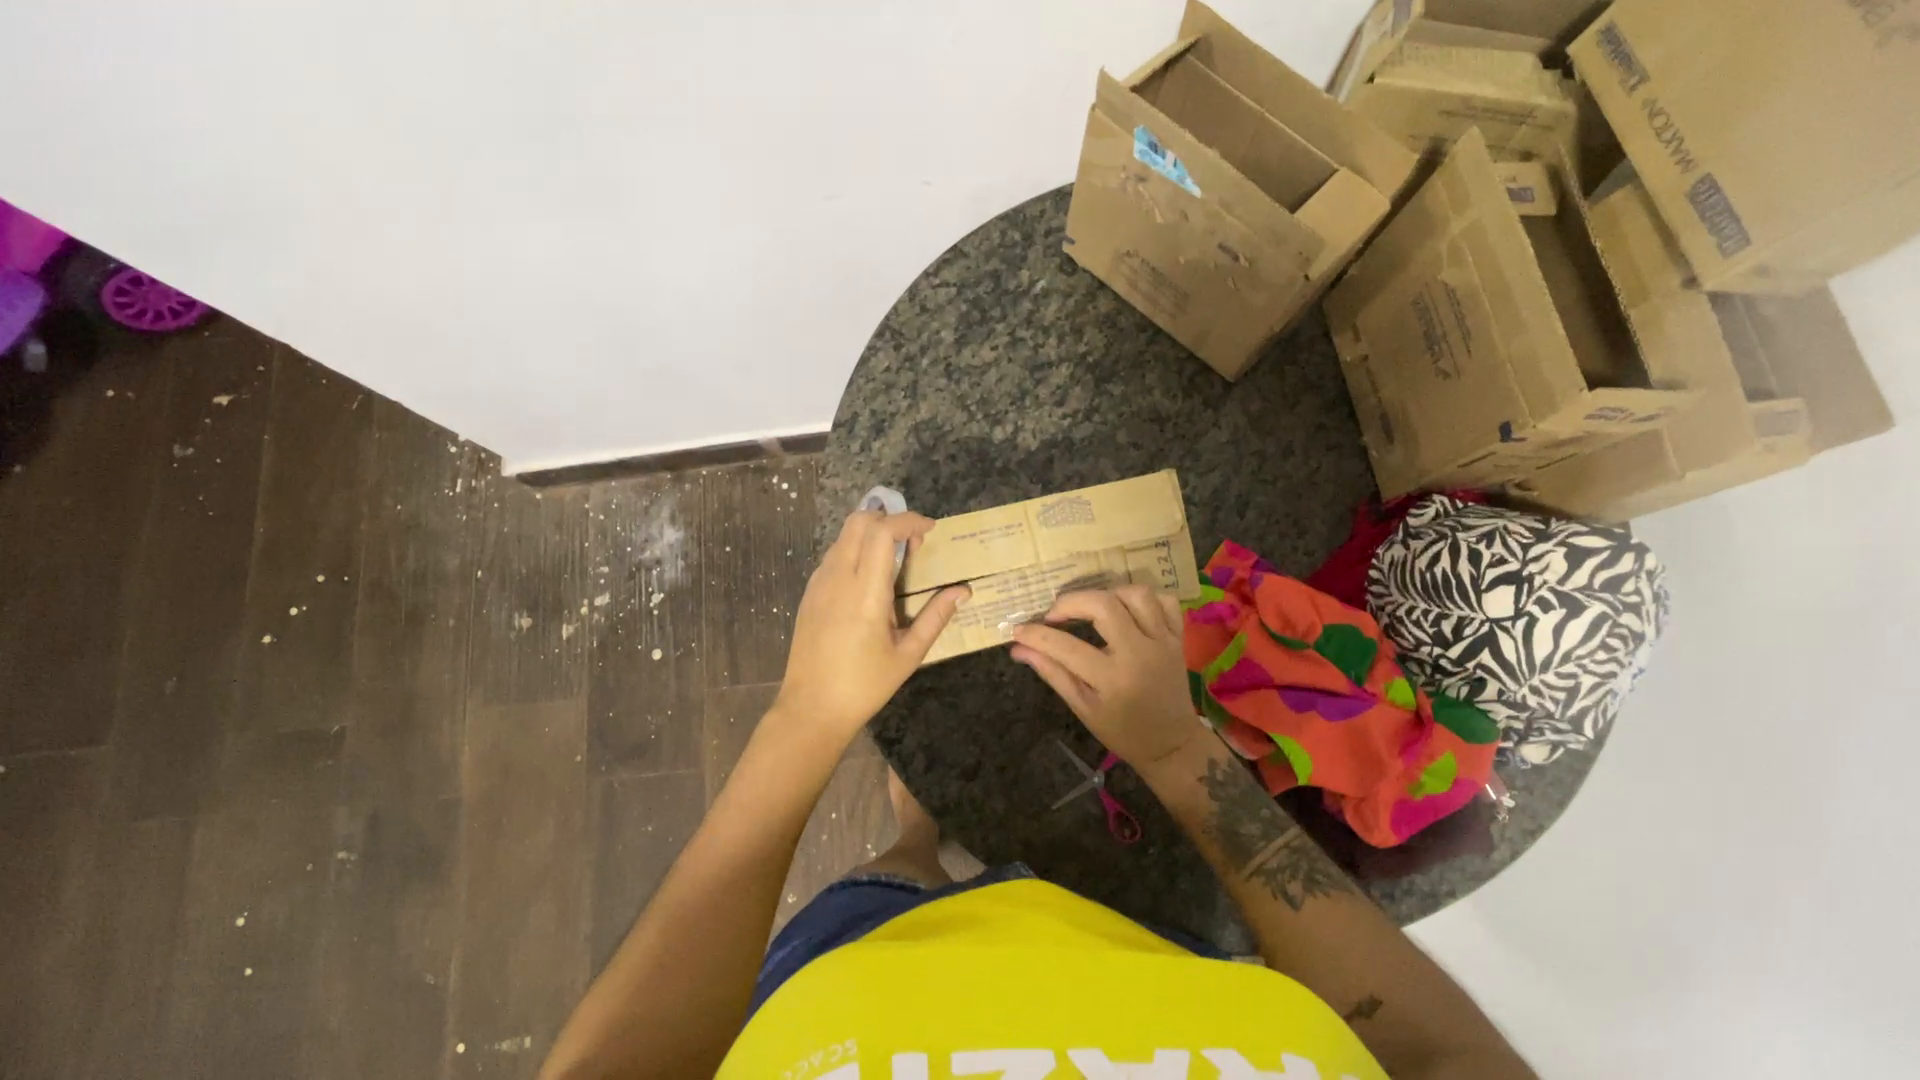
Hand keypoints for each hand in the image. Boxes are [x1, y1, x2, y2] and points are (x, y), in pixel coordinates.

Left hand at [772, 509, 968, 746]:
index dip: (908, 521)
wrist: (811, 708)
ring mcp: (819, 584)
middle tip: (913, 541)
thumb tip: (963, 591)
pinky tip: (869, 579)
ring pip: (843, 536)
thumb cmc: (864, 685)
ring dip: (871, 534)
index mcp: (865, 591)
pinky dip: (855, 551)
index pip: (883, 531)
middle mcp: (838, 578)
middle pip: (859, 521)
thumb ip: (935, 617)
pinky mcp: (809, 593)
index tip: (929, 530)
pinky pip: (833, 556)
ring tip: (894, 560)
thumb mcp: (908, 654)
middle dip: (889, 519)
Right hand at [1009, 585, 1206, 770]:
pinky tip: (1126, 609)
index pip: (1066, 646)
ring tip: (1091, 608)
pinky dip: (1144, 598)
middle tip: (1055, 615)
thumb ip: (1053, 673)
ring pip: (1137, 595)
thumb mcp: (1083, 708)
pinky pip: (1165, 601)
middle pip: (1104, 605)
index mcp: (1113, 679)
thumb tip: (1019, 649)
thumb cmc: (1123, 732)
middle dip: (1071, 602)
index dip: (1037, 635)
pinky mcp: (1178, 638)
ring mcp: (1163, 642)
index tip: (1019, 630)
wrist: (1172, 744)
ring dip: (1108, 594)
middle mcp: (1140, 653)